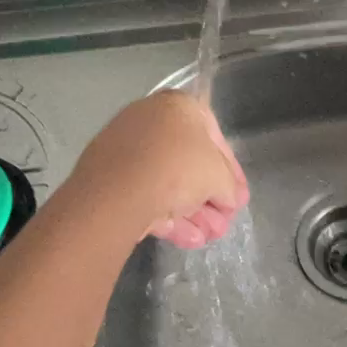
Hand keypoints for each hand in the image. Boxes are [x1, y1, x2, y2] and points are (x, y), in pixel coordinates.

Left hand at [65, 91, 247, 249]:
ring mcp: (126, 149)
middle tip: (225, 221)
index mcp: (178, 106)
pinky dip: (168, 215)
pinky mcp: (109, 179)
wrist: (119, 189)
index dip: (231, 170)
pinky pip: (146, 194)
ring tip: (210, 237)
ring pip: (167, 182)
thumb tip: (230, 198)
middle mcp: (150, 120)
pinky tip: (188, 240)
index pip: (214, 136)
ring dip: (193, 211)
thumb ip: (230, 186)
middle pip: (188, 162)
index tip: (238, 195)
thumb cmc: (179, 167)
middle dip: (210, 196)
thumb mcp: (219, 176)